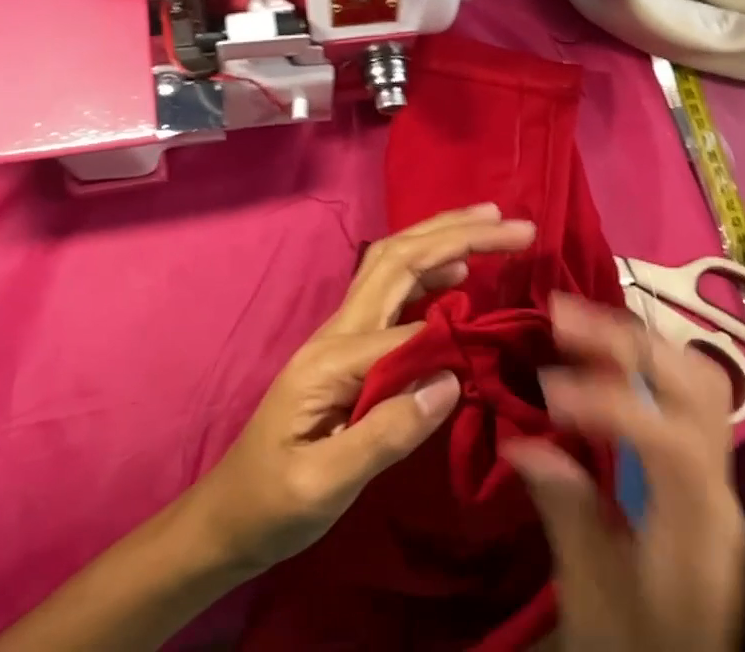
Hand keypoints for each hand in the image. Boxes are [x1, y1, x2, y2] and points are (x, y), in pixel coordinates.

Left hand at [194, 203, 537, 573]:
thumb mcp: (326, 484)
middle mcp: (337, 333)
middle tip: (517, 225)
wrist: (228, 518)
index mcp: (332, 359)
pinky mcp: (347, 352)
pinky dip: (430, 271)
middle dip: (457, 233)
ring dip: (443, 239)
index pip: (409, 327)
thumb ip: (387, 434)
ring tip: (493, 226)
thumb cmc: (274, 505)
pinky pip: (394, 294)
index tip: (507, 336)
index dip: (461, 324)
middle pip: (398, 259)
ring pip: (393, 266)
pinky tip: (457, 274)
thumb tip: (452, 380)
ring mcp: (340, 338)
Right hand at [508, 296, 744, 651]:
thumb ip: (568, 513)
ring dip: (644, 343)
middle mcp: (722, 491)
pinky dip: (650, 366)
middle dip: (630, 341)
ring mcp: (720, 480)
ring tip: (584, 322)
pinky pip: (689, 400)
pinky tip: (609, 357)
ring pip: (702, 383)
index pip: (668, 440)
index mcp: (699, 527)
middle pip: (699, 389)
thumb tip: (523, 442)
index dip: (609, 403)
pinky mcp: (706, 479)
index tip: (548, 389)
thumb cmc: (634, 644)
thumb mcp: (592, 596)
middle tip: (562, 314)